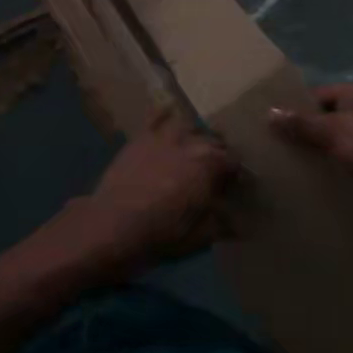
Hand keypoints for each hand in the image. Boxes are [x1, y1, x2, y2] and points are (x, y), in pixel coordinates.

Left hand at [58, 108, 236, 280]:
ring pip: (189, 125)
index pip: (233, 161)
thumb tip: (241, 224)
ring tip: (192, 149)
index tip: (233, 186)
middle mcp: (191, 142)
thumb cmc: (160, 234)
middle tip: (213, 173)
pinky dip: (165, 114)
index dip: (235, 174)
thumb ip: (221, 225)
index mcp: (210, 164)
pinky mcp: (141, 136)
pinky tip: (168, 116)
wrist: (112, 224)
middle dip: (217, 154)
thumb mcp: (198, 237)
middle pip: (213, 140)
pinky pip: (157, 114)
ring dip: (195, 136)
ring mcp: (164, 134)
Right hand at [270, 84, 352, 198]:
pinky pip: (349, 159)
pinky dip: (334, 166)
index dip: (298, 109)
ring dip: (320, 152)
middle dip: (307, 132)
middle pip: (328, 117)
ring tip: (295, 166)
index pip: (319, 94)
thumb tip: (270, 112)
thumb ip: (301, 123)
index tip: (276, 127)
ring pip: (338, 140)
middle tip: (281, 148)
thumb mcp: (331, 132)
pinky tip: (319, 179)